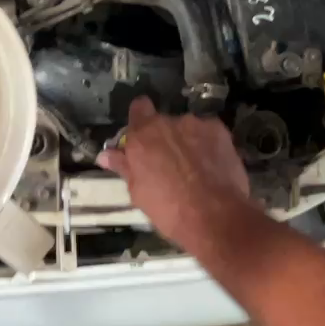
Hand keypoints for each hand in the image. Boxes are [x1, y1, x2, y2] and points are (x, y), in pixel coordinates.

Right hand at [97, 96, 256, 254]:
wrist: (215, 217)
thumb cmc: (169, 210)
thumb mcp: (138, 192)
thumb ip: (124, 167)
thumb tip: (105, 155)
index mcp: (142, 136)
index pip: (138, 108)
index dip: (140, 119)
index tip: (143, 137)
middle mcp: (166, 122)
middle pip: (163, 122)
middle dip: (164, 137)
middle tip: (169, 161)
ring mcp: (194, 124)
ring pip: (187, 128)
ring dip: (187, 141)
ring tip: (195, 167)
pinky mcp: (218, 130)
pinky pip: (208, 132)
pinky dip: (208, 144)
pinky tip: (212, 165)